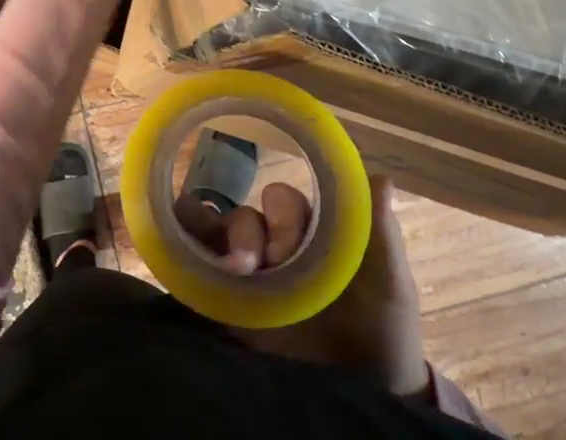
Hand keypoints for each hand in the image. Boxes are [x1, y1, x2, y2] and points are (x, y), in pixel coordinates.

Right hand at [174, 176, 429, 397]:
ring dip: (215, 243)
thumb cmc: (382, 331)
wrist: (358, 390)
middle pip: (244, 217)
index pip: (281, 201)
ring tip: (227, 272)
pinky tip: (176, 249)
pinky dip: (181, 246)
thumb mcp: (389, 284)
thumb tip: (380, 177)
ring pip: (216, 235)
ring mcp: (249, 271)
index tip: (285, 251)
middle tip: (249, 268)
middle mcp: (275, 243)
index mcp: (311, 231)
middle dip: (244, 236)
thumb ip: (380, 233)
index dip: (280, 218)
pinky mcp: (226, 300)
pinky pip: (195, 261)